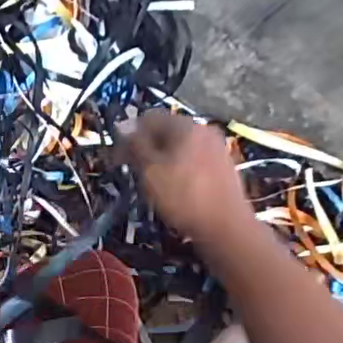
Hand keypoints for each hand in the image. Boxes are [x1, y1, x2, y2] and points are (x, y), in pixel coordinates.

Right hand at [119, 110, 255, 245]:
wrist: (224, 225)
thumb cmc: (182, 196)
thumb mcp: (149, 171)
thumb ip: (135, 146)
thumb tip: (122, 126)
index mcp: (185, 126)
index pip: (149, 118)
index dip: (128, 136)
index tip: (118, 159)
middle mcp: (203, 129)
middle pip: (165, 131)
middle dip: (145, 148)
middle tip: (133, 172)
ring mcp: (216, 146)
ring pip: (178, 146)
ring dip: (160, 159)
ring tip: (152, 183)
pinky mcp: (222, 165)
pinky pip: (192, 158)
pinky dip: (177, 168)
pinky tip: (174, 189)